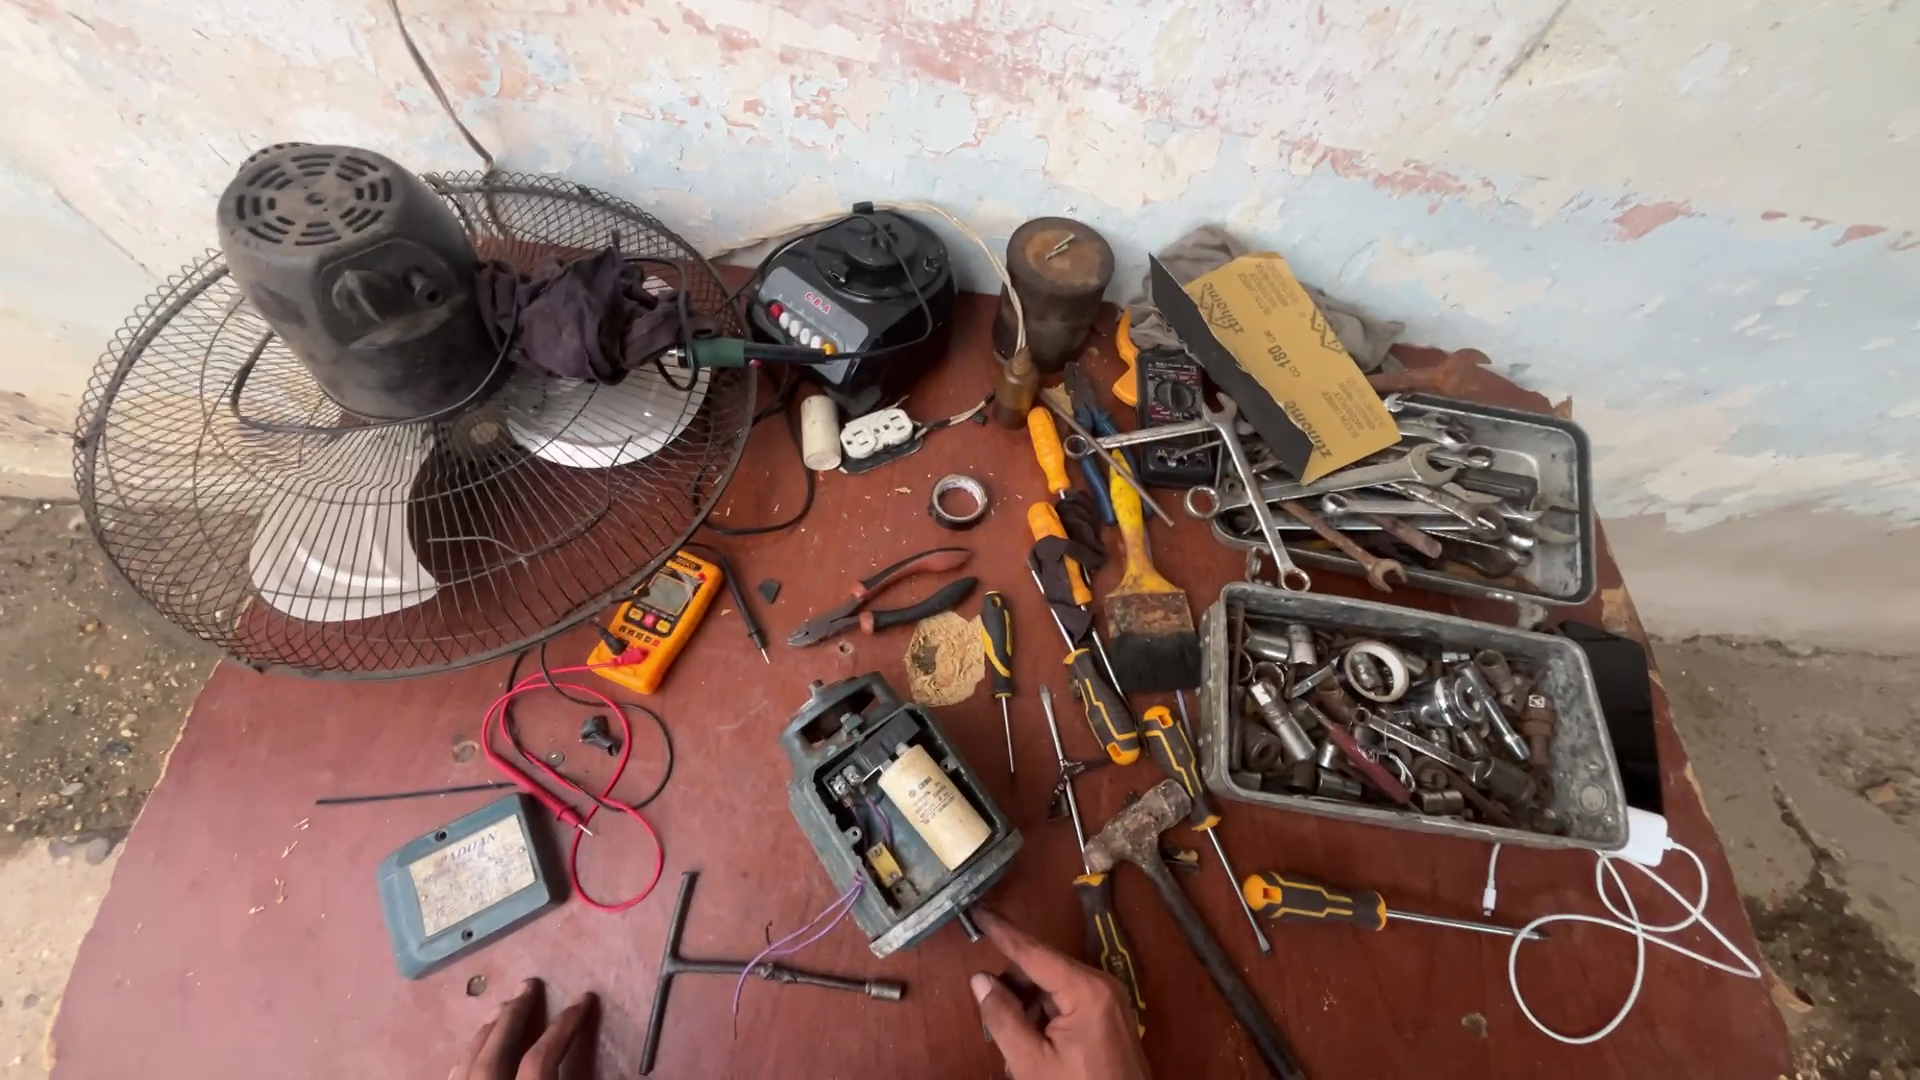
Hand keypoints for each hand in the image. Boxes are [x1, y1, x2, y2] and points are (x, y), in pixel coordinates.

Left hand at [450, 979, 596, 1079]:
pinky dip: (463, 1062)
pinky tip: (471, 1053)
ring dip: (485, 1035)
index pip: (541, 1058)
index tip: (584, 999)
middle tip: (528, 985)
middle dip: (513, 1017)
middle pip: (494, 1057)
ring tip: (500, 1009)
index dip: (565, 1026)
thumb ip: (582, 1074)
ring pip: (465, 1068)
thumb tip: (616, 1059)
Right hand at [970, 908, 1151, 1079]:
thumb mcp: (1033, 1065)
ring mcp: (1108, 1000)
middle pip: (1042, 969)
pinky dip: (1044, 1018)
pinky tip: (1035, 1051)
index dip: (1002, 930)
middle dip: (1014, 990)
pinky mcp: (1108, 1016)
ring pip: (1051, 987)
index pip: (1033, 950)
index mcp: (1086, 989)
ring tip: (1017, 1052)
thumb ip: (1004, 1018)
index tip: (977, 909)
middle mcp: (1100, 984)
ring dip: (1027, 1009)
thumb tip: (980, 979)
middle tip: (993, 1023)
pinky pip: (1066, 1003)